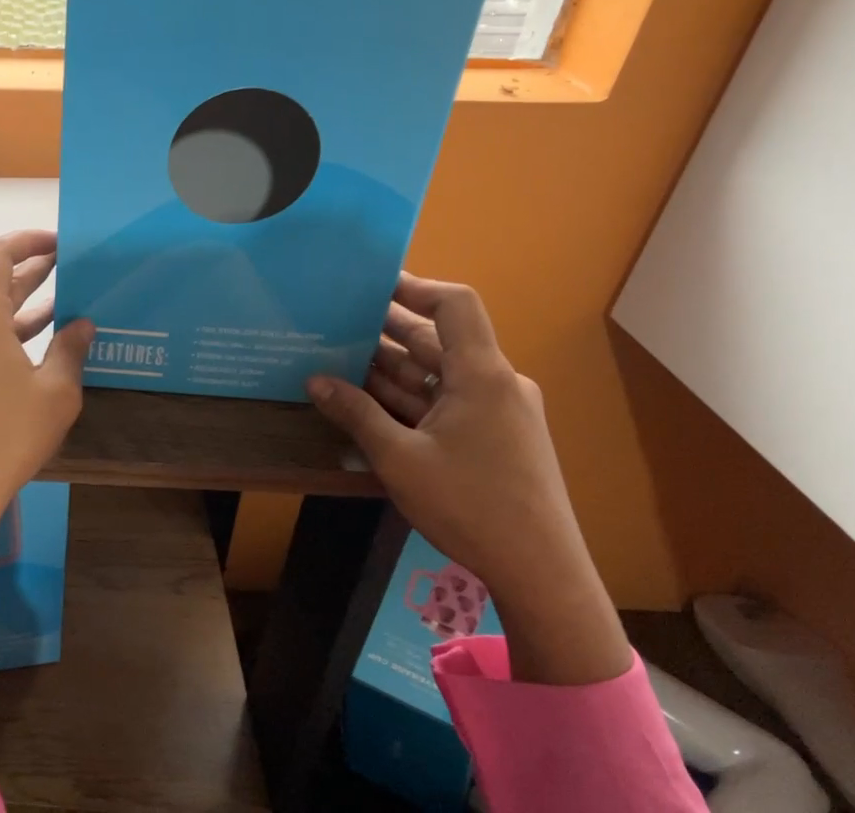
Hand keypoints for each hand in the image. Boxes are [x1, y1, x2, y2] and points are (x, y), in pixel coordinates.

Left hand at [0, 230, 94, 553]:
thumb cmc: (9, 436)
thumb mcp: (55, 393)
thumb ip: (70, 349)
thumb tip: (81, 324)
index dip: (28, 239)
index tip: (59, 241)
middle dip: (31, 271)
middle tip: (69, 263)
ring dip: (22, 305)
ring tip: (63, 299)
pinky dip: (7, 333)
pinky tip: (39, 341)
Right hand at [307, 274, 631, 685]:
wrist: (540, 570)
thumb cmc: (469, 505)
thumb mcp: (400, 459)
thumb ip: (356, 414)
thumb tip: (314, 381)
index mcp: (481, 374)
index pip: (453, 305)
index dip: (413, 287)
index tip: (368, 284)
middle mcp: (495, 383)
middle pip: (439, 339)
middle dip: (386, 330)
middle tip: (334, 320)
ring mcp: (498, 412)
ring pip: (438, 374)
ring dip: (392, 368)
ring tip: (338, 358)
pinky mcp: (496, 438)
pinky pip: (447, 402)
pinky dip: (409, 397)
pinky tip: (368, 402)